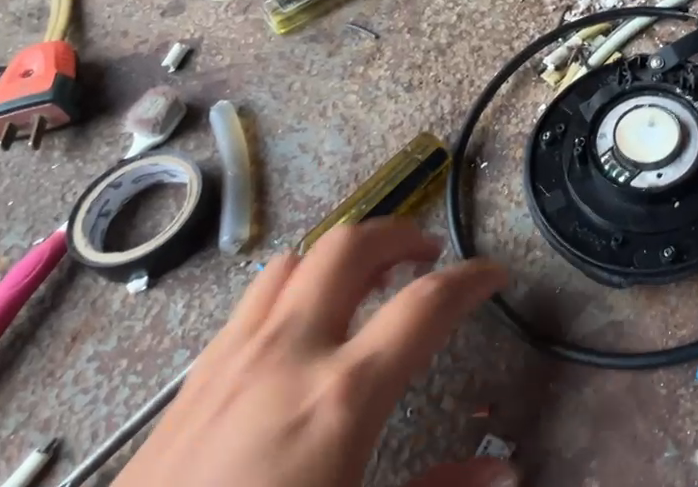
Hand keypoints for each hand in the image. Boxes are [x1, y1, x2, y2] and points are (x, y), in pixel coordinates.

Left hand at [116, 220, 512, 486]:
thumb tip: (504, 474)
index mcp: (343, 396)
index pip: (426, 306)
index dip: (471, 279)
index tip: (495, 274)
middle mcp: (289, 354)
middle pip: (351, 248)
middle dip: (399, 234)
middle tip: (428, 253)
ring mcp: (233, 358)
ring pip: (295, 261)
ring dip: (342, 254)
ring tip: (369, 278)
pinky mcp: (193, 379)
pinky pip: (253, 299)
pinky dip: (295, 284)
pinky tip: (301, 326)